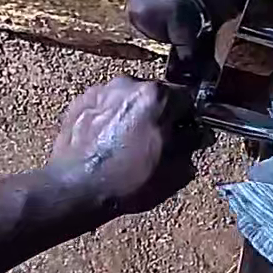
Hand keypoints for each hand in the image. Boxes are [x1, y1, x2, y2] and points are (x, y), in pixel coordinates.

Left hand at [49, 76, 193, 213]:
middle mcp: (130, 84)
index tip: (185, 132)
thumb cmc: (125, 180)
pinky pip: (107, 104)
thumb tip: (196, 134)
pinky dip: (112, 117)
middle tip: (156, 140)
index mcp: (157, 96)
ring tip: (129, 142)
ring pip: (130, 98)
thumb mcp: (172, 169)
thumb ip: (190, 144)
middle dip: (159, 113)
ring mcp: (102, 90)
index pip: (186, 98)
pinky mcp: (81, 101)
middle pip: (156, 94)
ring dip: (135, 114)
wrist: (75, 188)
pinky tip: (109, 141)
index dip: (188, 118)